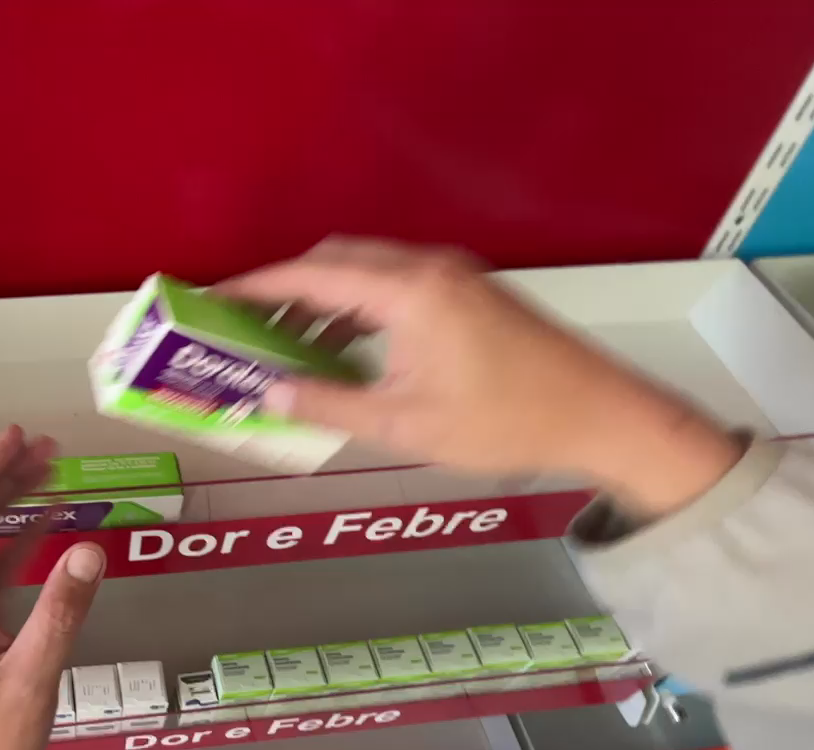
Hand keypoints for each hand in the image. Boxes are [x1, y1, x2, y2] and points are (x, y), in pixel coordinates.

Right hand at [221, 238, 743, 516]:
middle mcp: (427, 267)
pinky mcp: (465, 292)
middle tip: (244, 323)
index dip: (257, 287)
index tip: (214, 298)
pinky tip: (338, 347)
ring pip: (365, 270)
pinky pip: (392, 285)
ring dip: (320, 299)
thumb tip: (267, 395)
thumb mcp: (401, 424)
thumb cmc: (499, 423)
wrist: (600, 415)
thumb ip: (328, 405)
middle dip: (284, 287)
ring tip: (282, 342)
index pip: (313, 277)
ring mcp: (451, 275)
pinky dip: (354, 308)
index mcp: (408, 292)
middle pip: (336, 260)